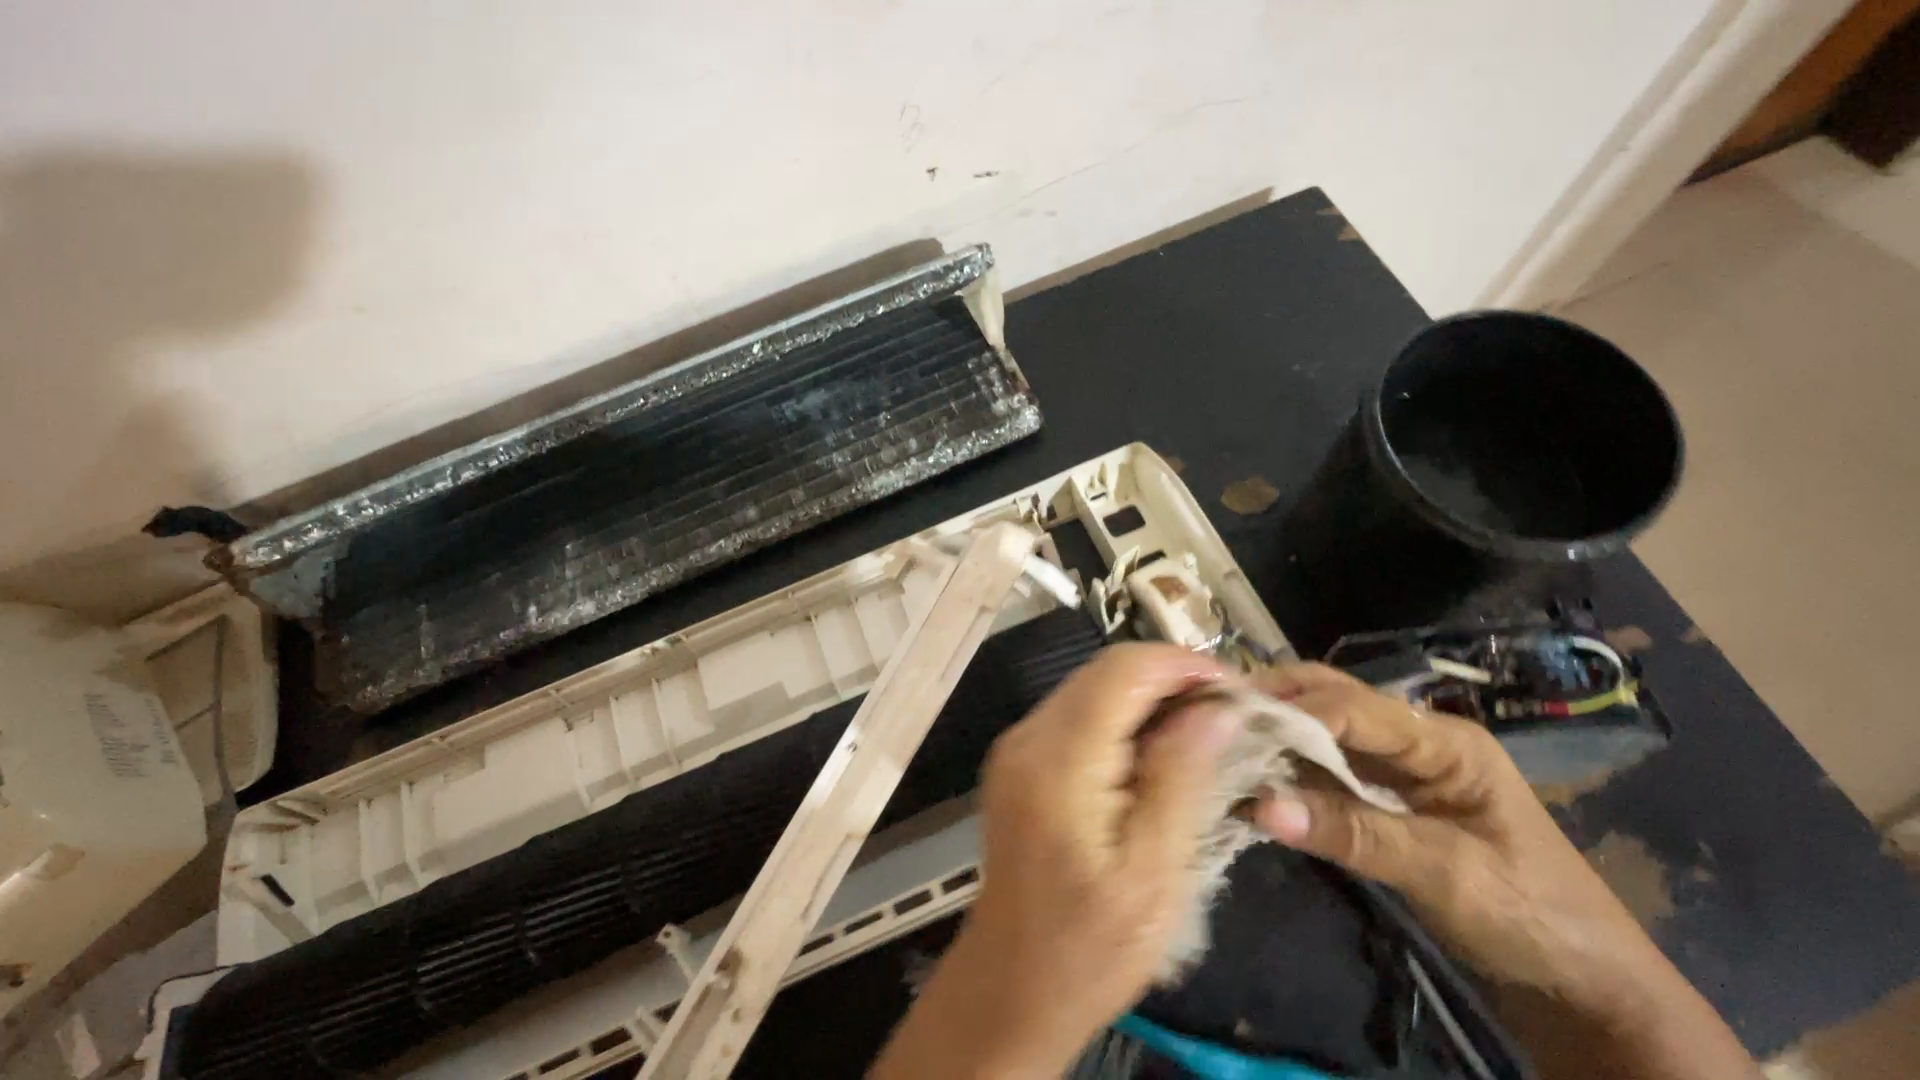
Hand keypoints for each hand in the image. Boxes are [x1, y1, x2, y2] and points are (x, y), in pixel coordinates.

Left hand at [872, 644, 1234, 1078]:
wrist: (1010, 990)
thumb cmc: (1089, 950)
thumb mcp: (1153, 873)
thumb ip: (1181, 778)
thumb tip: (1217, 707)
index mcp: (1057, 760)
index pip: (1123, 670)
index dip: (1186, 666)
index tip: (1241, 695)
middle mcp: (1027, 738)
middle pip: (1105, 672)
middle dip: (1172, 681)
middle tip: (1233, 718)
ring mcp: (1017, 750)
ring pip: (1092, 690)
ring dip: (1151, 700)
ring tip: (1208, 738)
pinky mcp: (1020, 766)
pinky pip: (1078, 719)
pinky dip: (1125, 722)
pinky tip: (1162, 758)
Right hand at [1250, 663, 1661, 1010]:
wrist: (1582, 983)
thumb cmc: (1530, 918)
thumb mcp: (1444, 874)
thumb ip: (1354, 834)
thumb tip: (1259, 805)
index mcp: (1444, 742)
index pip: (1351, 707)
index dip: (1288, 711)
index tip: (1224, 723)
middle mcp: (1417, 741)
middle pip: (1333, 700)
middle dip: (1272, 703)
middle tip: (1206, 718)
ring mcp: (1401, 771)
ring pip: (1325, 732)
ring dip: (1274, 735)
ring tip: (1213, 743)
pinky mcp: (1388, 802)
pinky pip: (1328, 773)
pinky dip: (1287, 773)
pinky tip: (1250, 783)